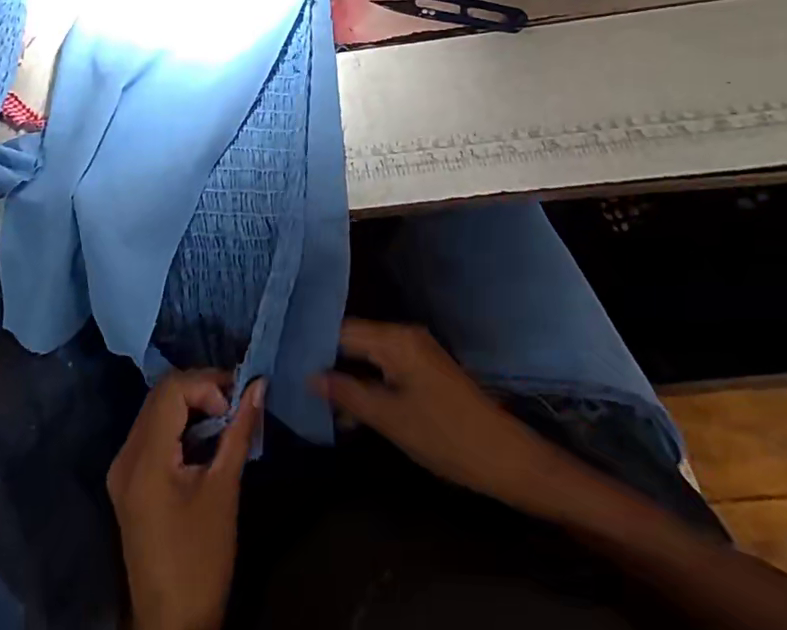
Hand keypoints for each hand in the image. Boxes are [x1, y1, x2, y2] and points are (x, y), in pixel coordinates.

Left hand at [108, 371, 264, 629]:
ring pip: (155, 412)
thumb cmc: (202, 557)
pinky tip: (205, 438)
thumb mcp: (225, 488)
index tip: (236, 401)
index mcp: (144, 459)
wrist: (173, 620)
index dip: (206, 384)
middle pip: (160, 397)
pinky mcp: (128, 482)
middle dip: (200, 390)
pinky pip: (152, 434)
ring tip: (226, 417)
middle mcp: (125, 457)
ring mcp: (122, 470)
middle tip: (236, 402)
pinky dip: (180, 425)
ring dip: (191, 406)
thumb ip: (239, 431)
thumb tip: (258, 386)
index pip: (171, 390)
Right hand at [313, 318, 568, 511]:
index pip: (342, 329)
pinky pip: (384, 370)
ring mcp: (416, 354)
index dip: (313, 343)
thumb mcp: (388, 417)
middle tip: (292, 380)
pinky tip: (348, 411)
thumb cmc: (443, 435)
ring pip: (368, 358)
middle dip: (326, 361)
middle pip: (354, 340)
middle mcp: (404, 337)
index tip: (283, 357)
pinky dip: (366, 386)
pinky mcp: (423, 372)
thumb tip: (310, 376)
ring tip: (313, 401)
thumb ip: (346, 393)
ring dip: (345, 378)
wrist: (503, 456)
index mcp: (396, 339)